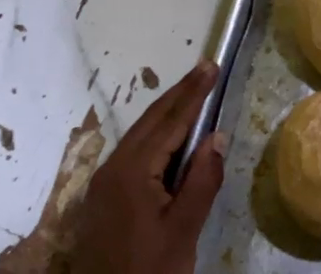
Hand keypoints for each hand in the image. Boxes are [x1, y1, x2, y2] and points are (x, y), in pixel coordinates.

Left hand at [70, 61, 226, 273]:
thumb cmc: (149, 272)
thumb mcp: (183, 231)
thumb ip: (201, 180)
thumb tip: (216, 136)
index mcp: (132, 171)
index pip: (170, 121)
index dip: (194, 93)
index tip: (212, 65)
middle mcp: (113, 168)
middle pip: (151, 120)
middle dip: (181, 94)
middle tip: (206, 69)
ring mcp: (104, 183)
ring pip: (140, 135)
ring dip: (168, 113)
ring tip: (194, 93)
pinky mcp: (104, 198)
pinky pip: (133, 152)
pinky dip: (156, 136)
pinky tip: (171, 136)